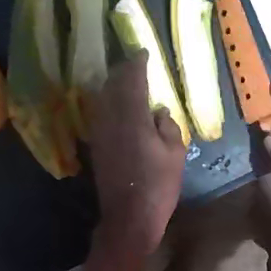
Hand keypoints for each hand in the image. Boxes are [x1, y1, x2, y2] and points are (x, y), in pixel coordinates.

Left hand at [88, 50, 186, 257]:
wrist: (129, 217)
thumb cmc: (158, 185)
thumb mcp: (175, 153)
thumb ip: (168, 126)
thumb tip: (158, 111)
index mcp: (133, 117)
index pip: (132, 79)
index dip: (137, 63)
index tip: (143, 52)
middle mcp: (111, 119)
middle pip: (112, 85)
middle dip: (123, 71)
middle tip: (135, 64)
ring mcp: (99, 132)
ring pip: (102, 98)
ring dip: (113, 86)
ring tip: (126, 82)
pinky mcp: (96, 145)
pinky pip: (100, 113)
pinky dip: (108, 103)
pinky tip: (118, 106)